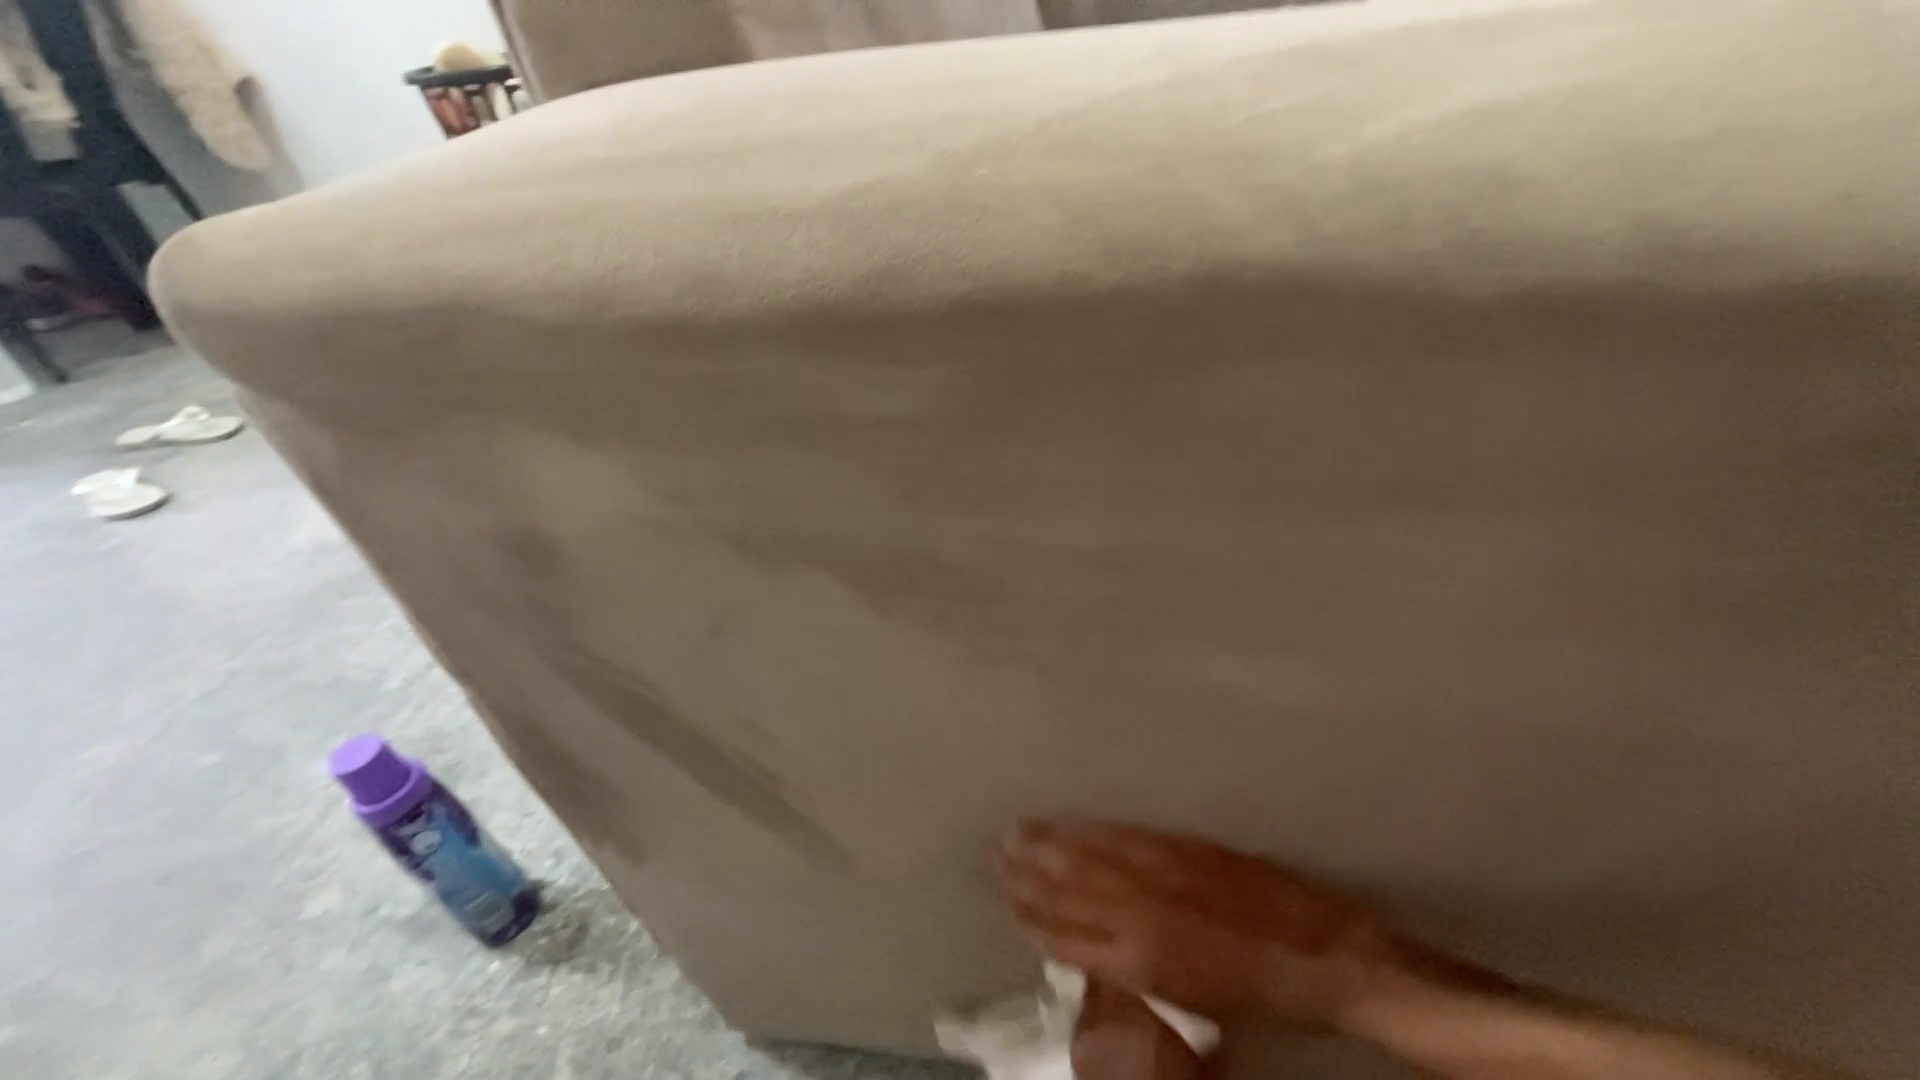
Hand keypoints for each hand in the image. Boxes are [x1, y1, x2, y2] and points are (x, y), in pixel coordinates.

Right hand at [999, 819, 1398, 1029]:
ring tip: (1015, 831)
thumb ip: (1137, 970)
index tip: (1007, 903)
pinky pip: (1123, 836)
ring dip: (1048, 845)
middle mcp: (1136, 915)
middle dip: (1028, 875)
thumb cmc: (1257, 995)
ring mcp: (1158, 876)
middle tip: (993, 855)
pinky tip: (1071, 822)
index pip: (1066, 939)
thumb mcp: (1189, 999)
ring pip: (1088, 857)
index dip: (1033, 921)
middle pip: (1067, 891)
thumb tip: (1100, 947)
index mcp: (1136, 962)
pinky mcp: (1182, 849)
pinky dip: (1091, 830)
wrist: (1322, 957)